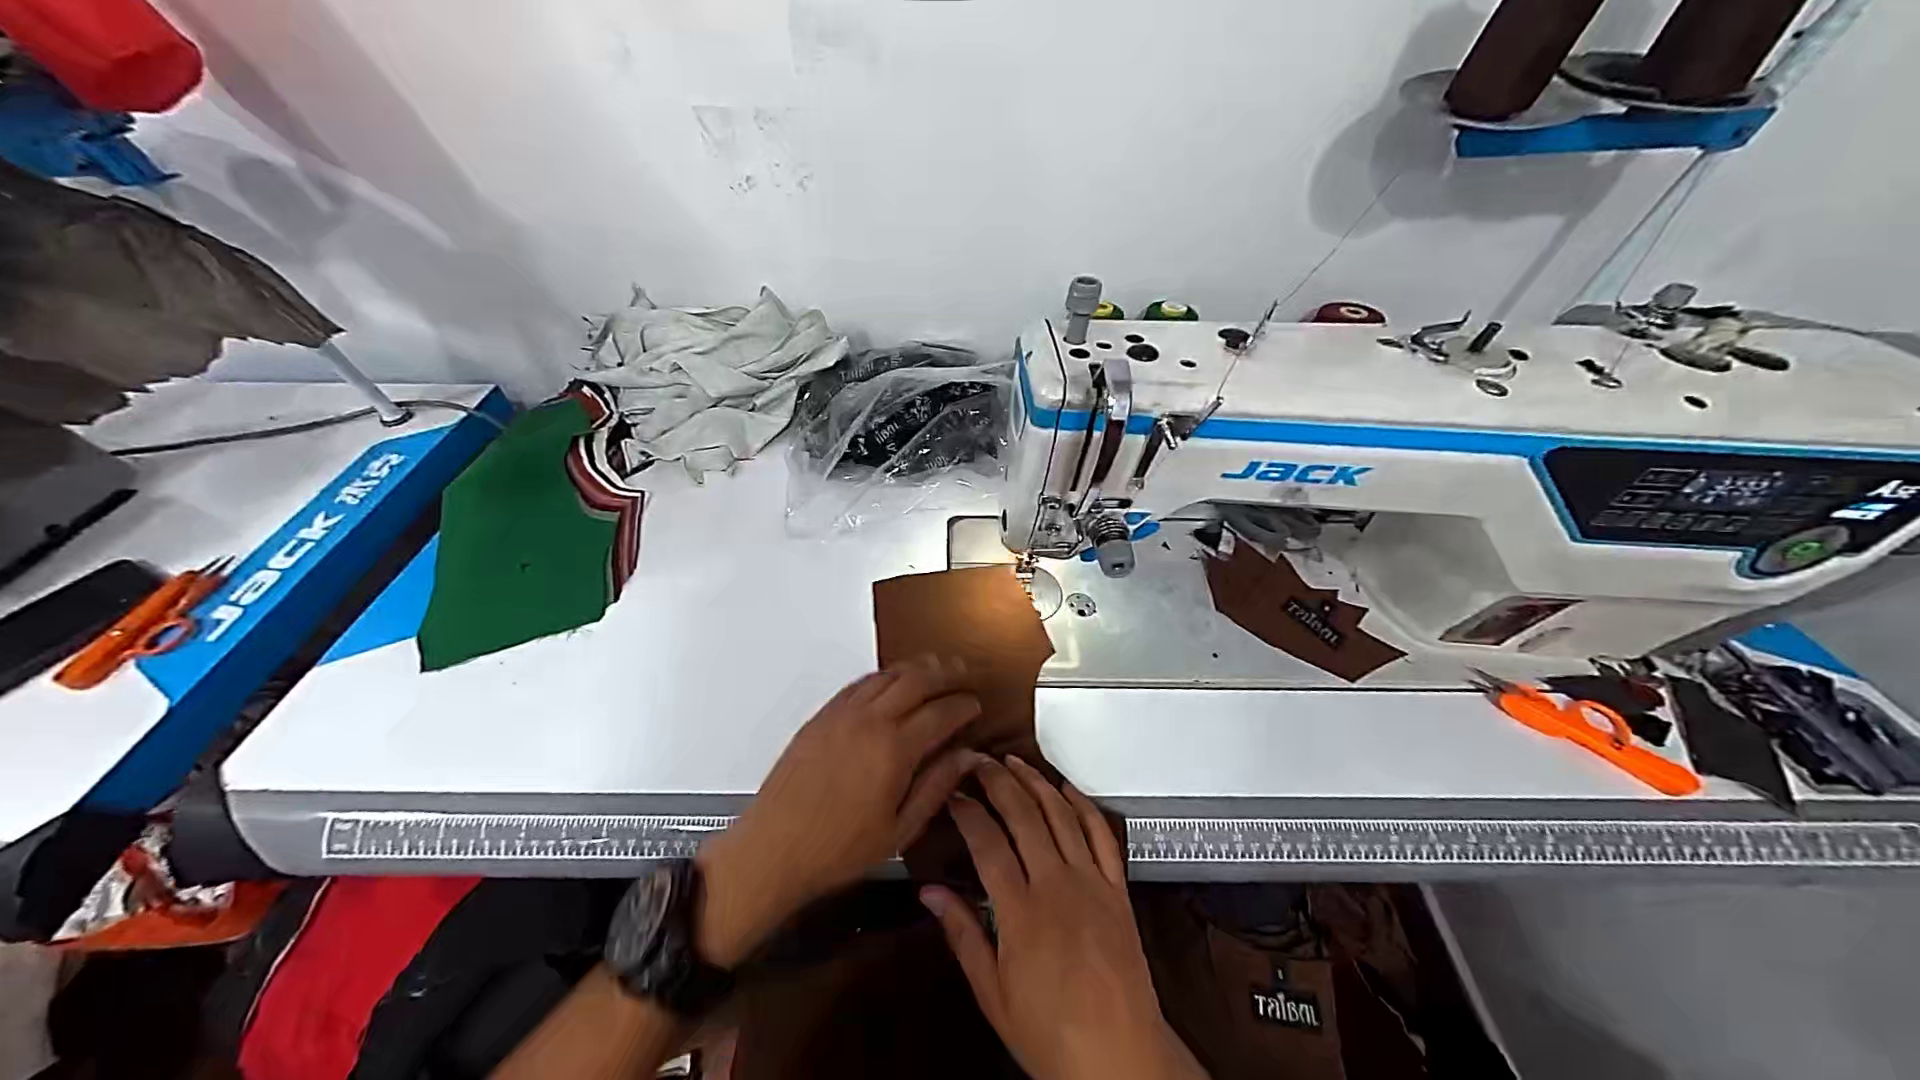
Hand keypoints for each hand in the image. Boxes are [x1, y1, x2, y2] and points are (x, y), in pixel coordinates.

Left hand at [695, 655, 983, 966]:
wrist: (774, 850)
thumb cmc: (836, 850)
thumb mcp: (900, 830)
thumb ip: (937, 786)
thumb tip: (966, 758)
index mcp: (894, 750)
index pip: (941, 712)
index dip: (963, 705)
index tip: (974, 705)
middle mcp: (869, 722)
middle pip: (917, 678)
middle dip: (946, 671)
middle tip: (963, 671)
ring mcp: (842, 715)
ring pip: (887, 674)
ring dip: (915, 667)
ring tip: (934, 667)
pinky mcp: (821, 717)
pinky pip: (858, 683)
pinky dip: (882, 676)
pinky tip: (890, 681)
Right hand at [922, 757, 1207, 1079]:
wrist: (1120, 1057)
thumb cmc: (1053, 1035)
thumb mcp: (993, 993)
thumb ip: (962, 934)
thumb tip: (931, 895)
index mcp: (1022, 912)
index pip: (987, 841)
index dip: (967, 811)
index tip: (953, 794)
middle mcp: (1058, 886)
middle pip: (1023, 814)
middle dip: (996, 781)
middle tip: (978, 762)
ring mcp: (1092, 883)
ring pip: (1060, 814)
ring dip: (1035, 782)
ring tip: (1014, 762)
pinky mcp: (1117, 890)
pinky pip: (1101, 834)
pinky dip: (1083, 805)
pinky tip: (1067, 789)